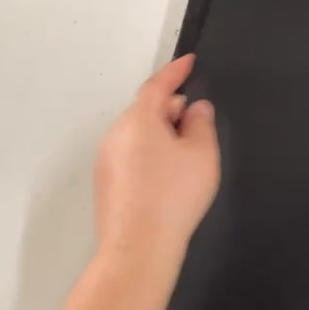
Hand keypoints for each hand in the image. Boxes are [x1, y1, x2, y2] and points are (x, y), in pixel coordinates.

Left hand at [93, 55, 220, 274]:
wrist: (138, 248)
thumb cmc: (174, 194)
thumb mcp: (202, 153)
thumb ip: (201, 123)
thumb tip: (194, 109)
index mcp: (138, 121)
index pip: (158, 85)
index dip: (175, 71)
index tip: (189, 61)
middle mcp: (116, 135)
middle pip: (146, 109)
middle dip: (171, 109)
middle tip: (197, 122)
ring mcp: (106, 161)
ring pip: (138, 133)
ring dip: (161, 133)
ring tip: (187, 154)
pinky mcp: (106, 183)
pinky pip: (132, 154)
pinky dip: (151, 152)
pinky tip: (169, 175)